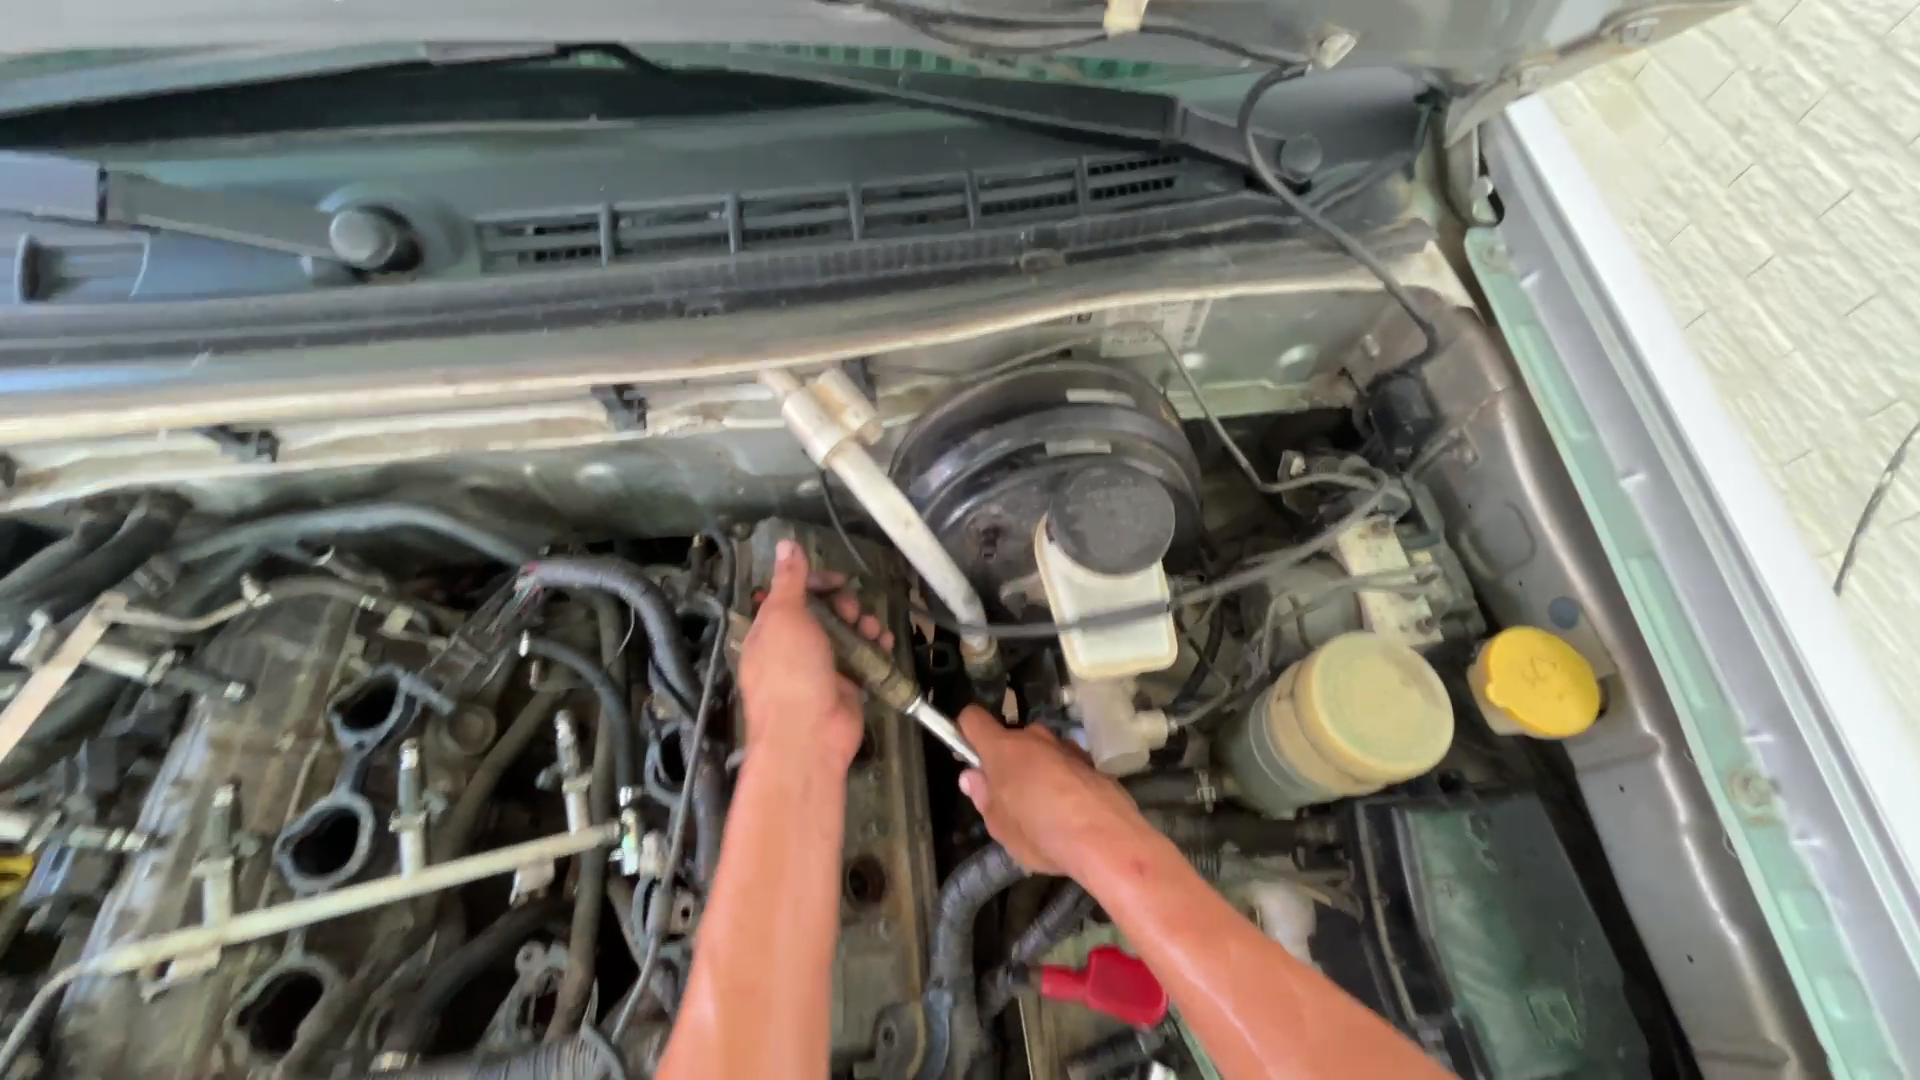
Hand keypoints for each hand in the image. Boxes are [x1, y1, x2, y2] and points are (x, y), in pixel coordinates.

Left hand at [738, 540, 892, 773]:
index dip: (816, 583)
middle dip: (844, 605)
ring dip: (864, 624)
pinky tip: (885, 643)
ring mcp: (821, 667)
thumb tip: (785, 544)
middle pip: (824, 612)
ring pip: (848, 633)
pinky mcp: (846, 684)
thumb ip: (789, 581)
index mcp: (770, 630)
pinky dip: (876, 647)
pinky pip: (864, 657)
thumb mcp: (785, 617)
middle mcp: (793, 647)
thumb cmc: (789, 672)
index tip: (837, 581)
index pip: (793, 594)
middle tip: (852, 611)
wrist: (808, 735)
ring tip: (872, 629)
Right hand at [956, 707, 1151, 876]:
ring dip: (1035, 769)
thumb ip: (983, 796)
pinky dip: (1062, 779)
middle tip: (1007, 798)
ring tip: (1043, 809)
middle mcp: (1034, 737)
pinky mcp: (1091, 761)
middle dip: (1005, 762)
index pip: (973, 718)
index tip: (968, 755)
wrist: (1107, 841)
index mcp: (1003, 749)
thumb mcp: (1000, 827)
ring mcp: (1066, 746)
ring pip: (1040, 750)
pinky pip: (1065, 763)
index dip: (965, 732)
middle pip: (1009, 738)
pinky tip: (1070, 811)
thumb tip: (972, 776)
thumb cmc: (1041, 834)